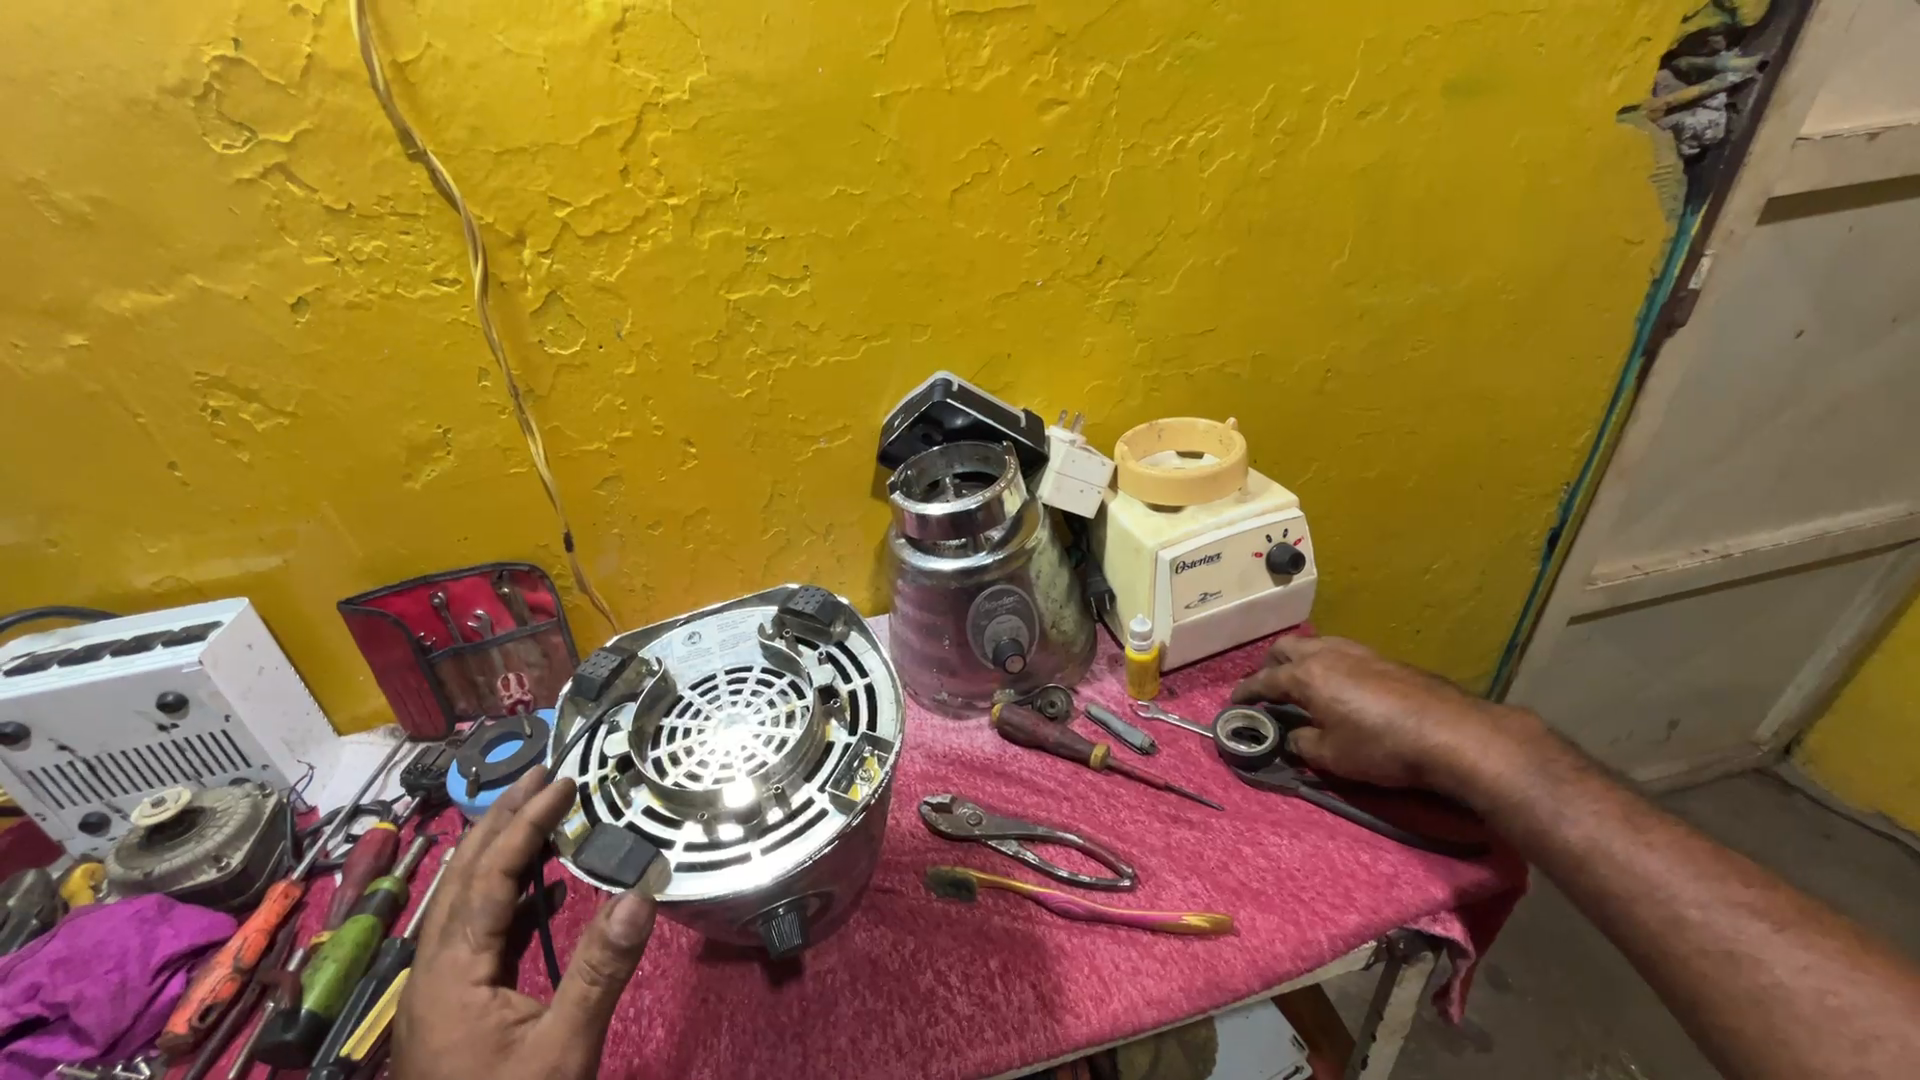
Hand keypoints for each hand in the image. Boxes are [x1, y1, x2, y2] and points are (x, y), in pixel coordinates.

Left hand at [394, 766, 656, 1079]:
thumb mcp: (563, 1050)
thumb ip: (600, 969)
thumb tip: (642, 890)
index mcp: (449, 975)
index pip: (488, 878)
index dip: (526, 824)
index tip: (563, 782)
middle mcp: (435, 972)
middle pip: (463, 878)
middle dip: (501, 821)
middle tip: (541, 774)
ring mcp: (442, 991)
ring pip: (466, 902)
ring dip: (503, 852)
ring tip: (541, 813)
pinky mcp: (458, 1006)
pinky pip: (481, 931)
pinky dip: (511, 894)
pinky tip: (544, 887)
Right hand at [1230, 636, 1538, 792]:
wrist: (1450, 733)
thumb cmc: (1381, 747)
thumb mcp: (1331, 755)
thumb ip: (1302, 742)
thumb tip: (1291, 736)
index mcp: (1305, 675)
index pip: (1263, 681)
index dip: (1244, 693)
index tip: (1234, 704)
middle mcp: (1325, 654)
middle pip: (1284, 648)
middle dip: (1270, 666)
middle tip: (1269, 690)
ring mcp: (1357, 651)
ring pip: (1315, 644)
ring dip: (1300, 660)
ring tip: (1302, 684)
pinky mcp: (1383, 658)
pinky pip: (1341, 652)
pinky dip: (1328, 663)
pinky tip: (1340, 686)